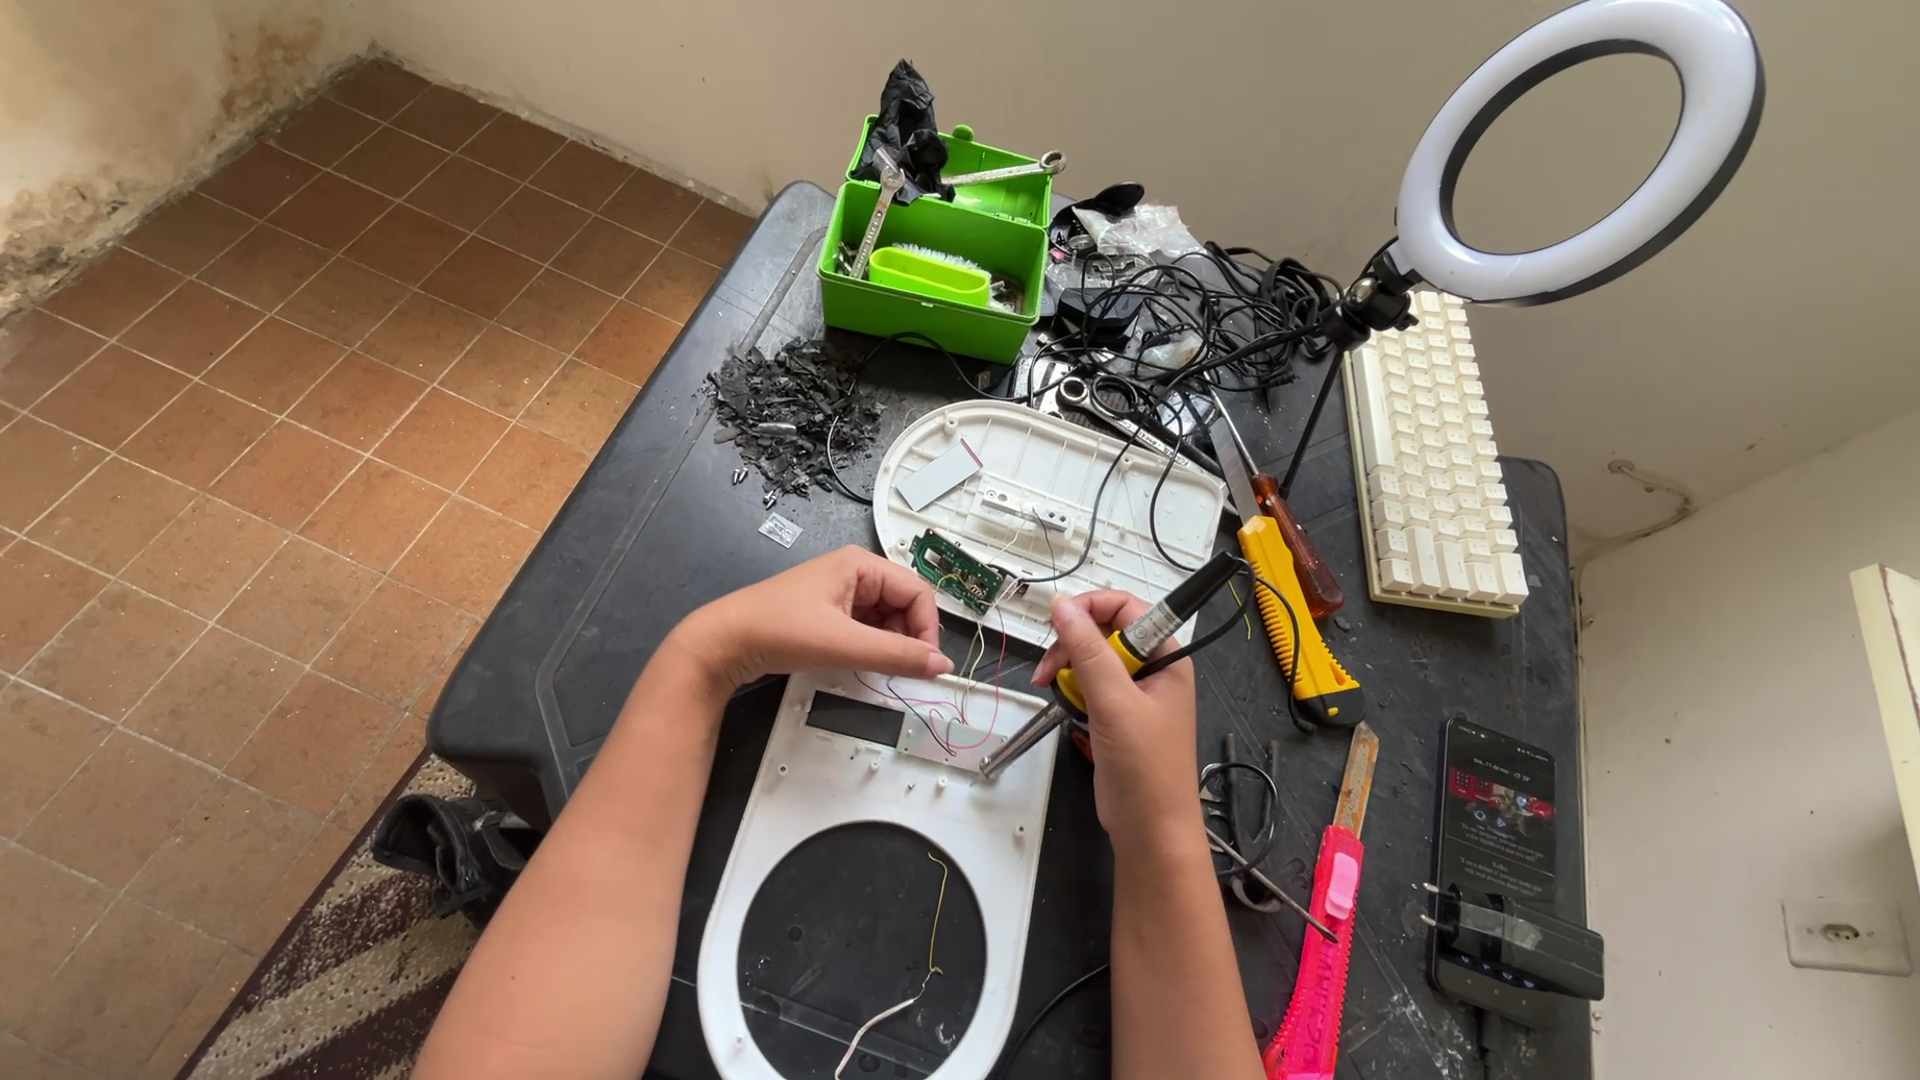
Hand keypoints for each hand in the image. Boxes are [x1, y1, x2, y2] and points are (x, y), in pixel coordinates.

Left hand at [674, 547, 951, 688]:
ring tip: (875, 667)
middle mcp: (855, 574)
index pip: (917, 591)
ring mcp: (841, 594)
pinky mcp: (829, 614)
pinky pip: (867, 629)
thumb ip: (895, 655)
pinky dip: (871, 649)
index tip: (926, 664)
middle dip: (908, 638)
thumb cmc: (778, 630)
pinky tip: (860, 664)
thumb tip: (940, 666)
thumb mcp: (842, 644)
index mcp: (860, 564)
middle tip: (901, 670)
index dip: (927, 628)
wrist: (722, 643)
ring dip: (889, 646)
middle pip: (904, 605)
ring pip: (887, 620)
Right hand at [1033, 591, 1198, 853]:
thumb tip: (1061, 605)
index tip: (1057, 622)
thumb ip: (1087, 650)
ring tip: (1047, 685)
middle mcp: (1152, 668)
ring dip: (1066, 666)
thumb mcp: (1114, 702)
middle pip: (1105, 631)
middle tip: (1048, 667)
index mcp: (1166, 656)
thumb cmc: (1144, 765)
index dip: (1092, 607)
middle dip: (1072, 642)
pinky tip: (1060, 700)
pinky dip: (1070, 687)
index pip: (1128, 608)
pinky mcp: (1116, 714)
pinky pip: (1088, 684)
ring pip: (1091, 657)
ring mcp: (1133, 692)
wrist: (1149, 828)